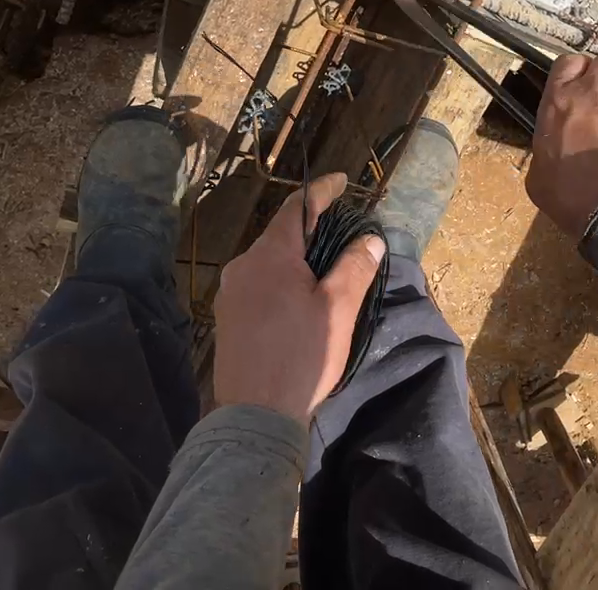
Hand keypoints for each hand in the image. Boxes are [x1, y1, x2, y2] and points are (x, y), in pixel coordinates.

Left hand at [214, 173, 386, 421]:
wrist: (253, 417)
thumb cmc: (301, 356)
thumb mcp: (337, 310)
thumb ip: (354, 267)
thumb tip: (370, 239)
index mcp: (270, 255)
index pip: (297, 207)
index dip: (321, 191)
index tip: (341, 180)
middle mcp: (243, 265)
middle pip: (281, 234)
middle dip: (311, 229)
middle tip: (340, 232)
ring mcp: (231, 291)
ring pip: (268, 260)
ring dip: (296, 257)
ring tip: (323, 269)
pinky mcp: (227, 317)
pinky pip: (258, 283)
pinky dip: (280, 279)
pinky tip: (297, 300)